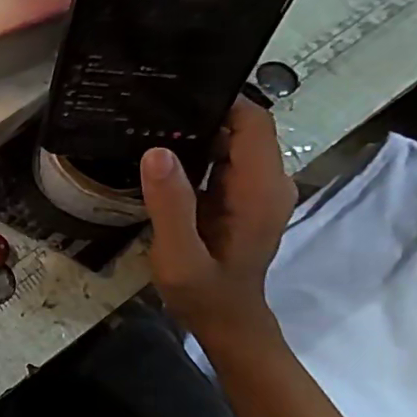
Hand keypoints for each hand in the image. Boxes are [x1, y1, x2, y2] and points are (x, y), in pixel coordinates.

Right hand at [139, 98, 297, 343]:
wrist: (226, 323)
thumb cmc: (205, 293)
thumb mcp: (180, 257)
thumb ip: (171, 206)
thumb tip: (157, 151)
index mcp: (259, 189)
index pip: (252, 120)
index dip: (218, 101)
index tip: (171, 93)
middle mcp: (267, 181)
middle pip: (242, 126)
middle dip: (200, 112)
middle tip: (149, 107)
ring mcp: (256, 188)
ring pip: (231, 140)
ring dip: (195, 131)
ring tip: (149, 124)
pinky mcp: (242, 196)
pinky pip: (223, 158)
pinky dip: (196, 151)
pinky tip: (162, 155)